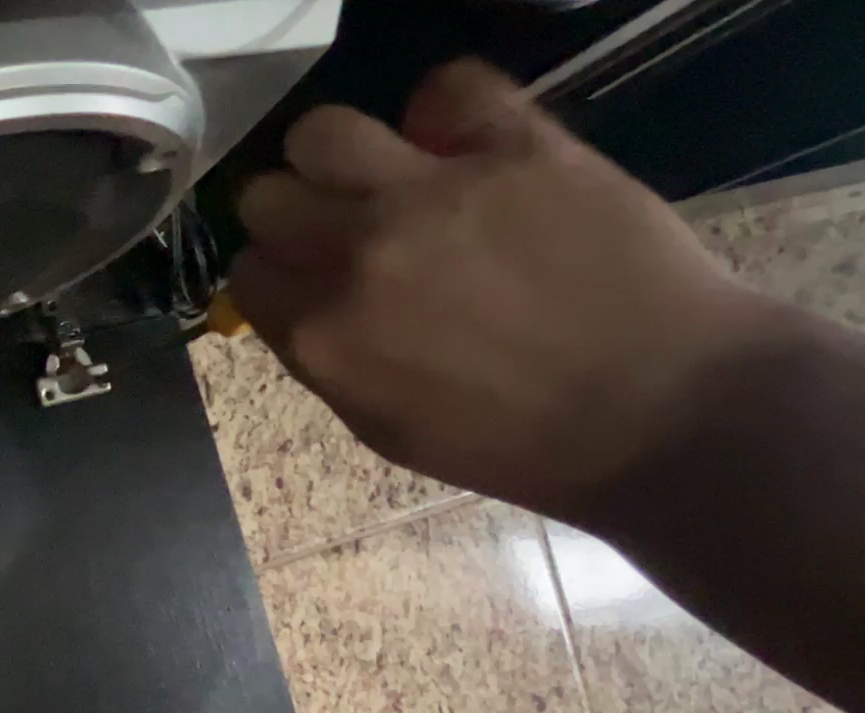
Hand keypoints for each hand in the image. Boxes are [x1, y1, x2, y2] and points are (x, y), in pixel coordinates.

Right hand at [227, 59, 780, 521]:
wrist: (653, 409)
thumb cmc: (498, 439)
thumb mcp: (372, 424)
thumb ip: (316, 356)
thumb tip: (293, 302)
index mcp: (319, 333)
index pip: (245, 271)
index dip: (269, 276)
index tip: (297, 281)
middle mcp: (356, 254)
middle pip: (265, 197)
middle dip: (285, 216)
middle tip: (328, 231)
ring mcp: (433, 193)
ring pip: (324, 132)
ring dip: (334, 157)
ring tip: (374, 177)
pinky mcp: (518, 147)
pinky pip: (446, 87)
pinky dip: (440, 111)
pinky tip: (455, 146)